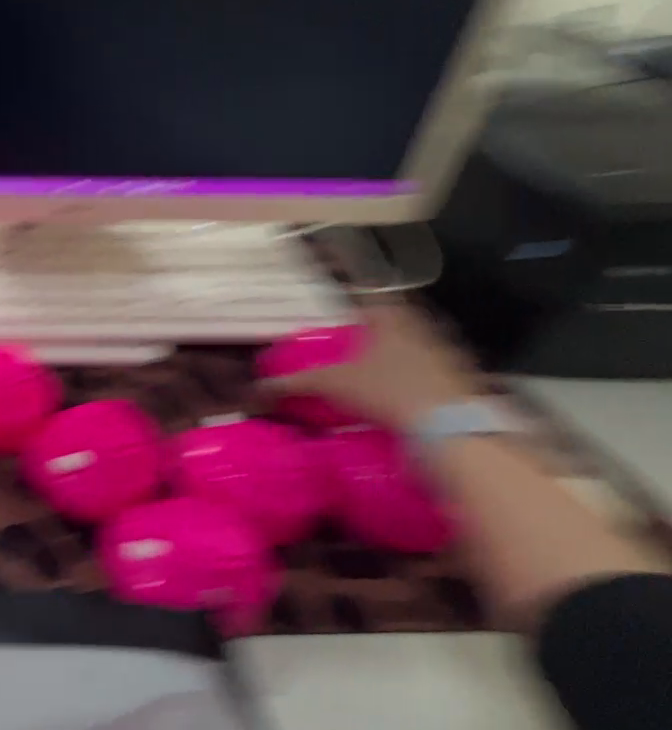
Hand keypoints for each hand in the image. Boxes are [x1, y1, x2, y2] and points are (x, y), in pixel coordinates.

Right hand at [265, 304, 479, 429]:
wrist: (453, 428)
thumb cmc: (386, 390)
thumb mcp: (331, 385)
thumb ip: (296, 382)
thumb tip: (260, 385)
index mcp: (391, 319)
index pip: (375, 300)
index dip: (360, 307)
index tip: (348, 319)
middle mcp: (424, 329)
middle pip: (400, 323)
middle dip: (381, 333)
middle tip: (361, 347)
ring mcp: (451, 354)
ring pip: (421, 347)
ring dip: (404, 357)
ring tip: (382, 374)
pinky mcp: (468, 382)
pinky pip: (438, 373)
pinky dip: (423, 380)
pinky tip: (407, 396)